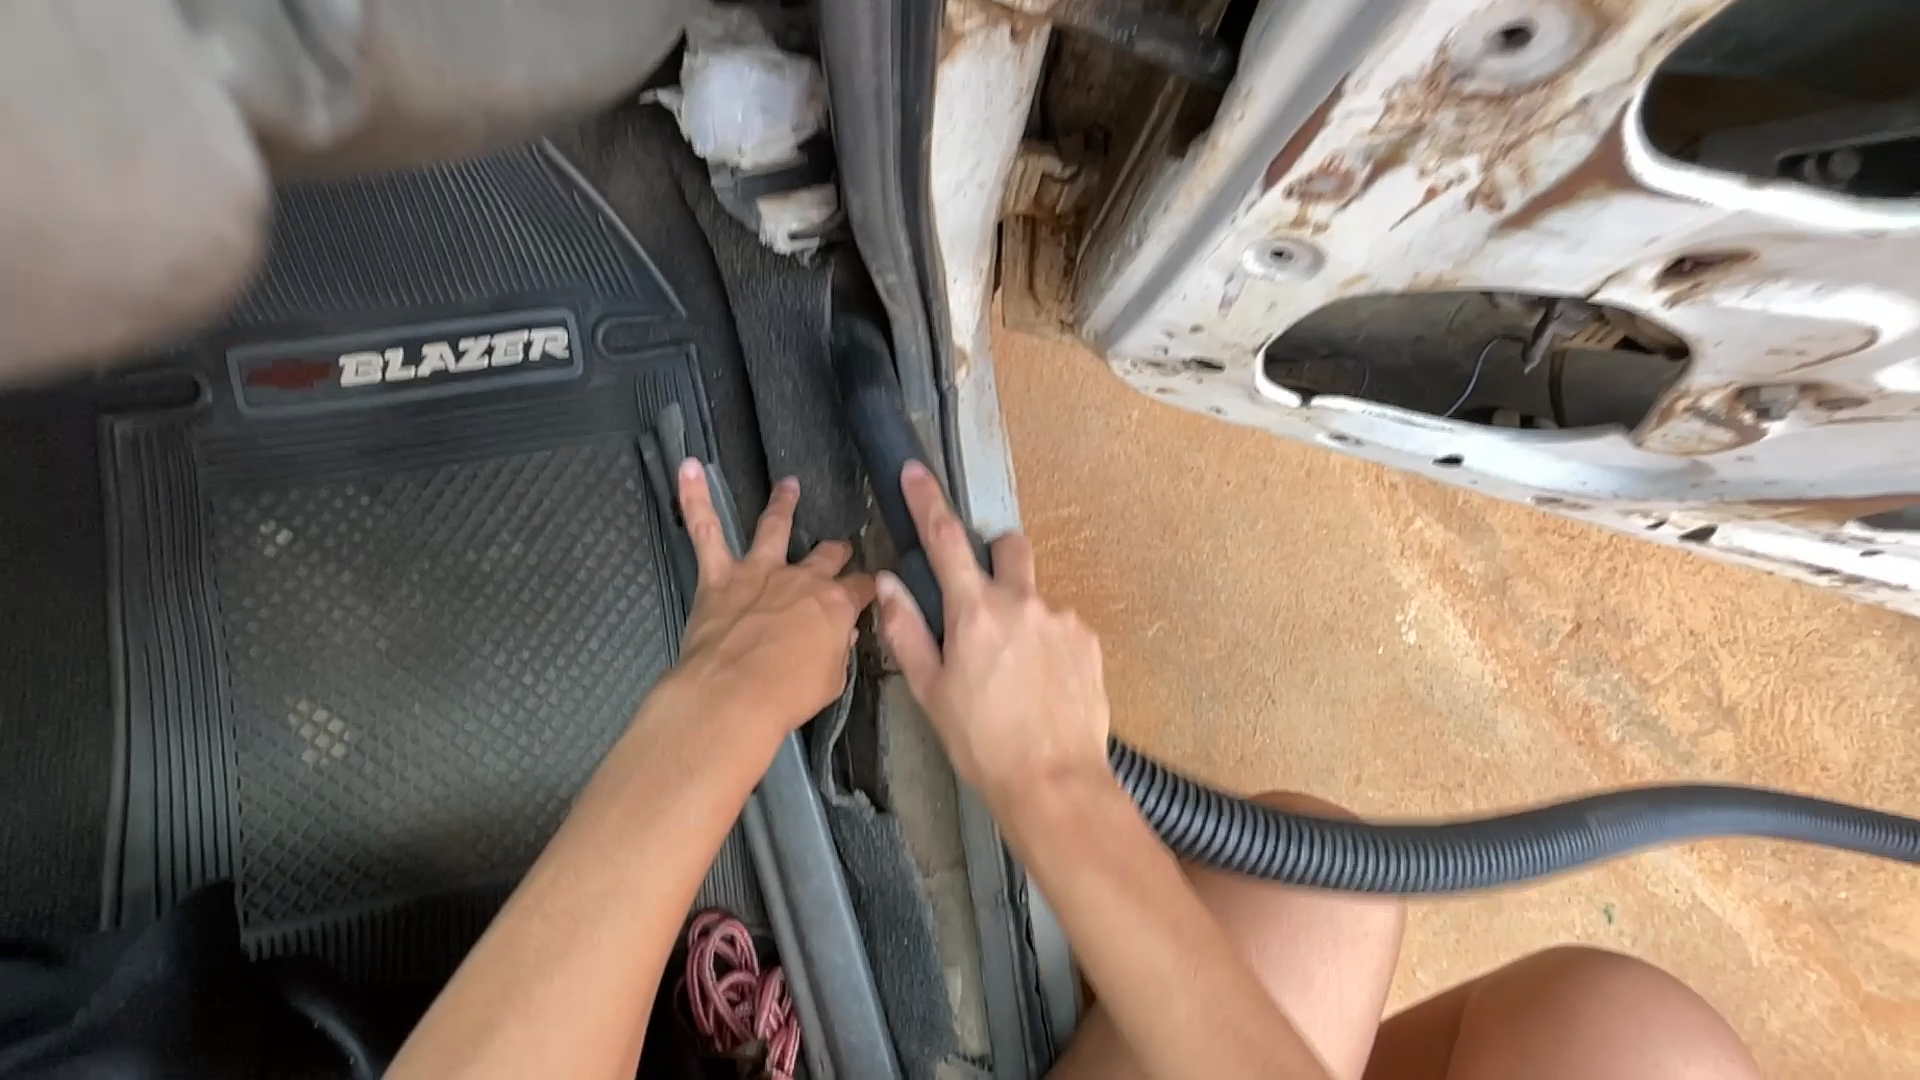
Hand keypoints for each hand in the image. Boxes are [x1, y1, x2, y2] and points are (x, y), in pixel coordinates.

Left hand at [664, 460, 875, 741]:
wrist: (734, 696)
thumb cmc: (789, 695)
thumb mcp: (833, 680)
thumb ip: (839, 651)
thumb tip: (843, 633)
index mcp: (835, 604)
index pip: (862, 588)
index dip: (868, 589)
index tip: (872, 591)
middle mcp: (802, 578)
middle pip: (827, 555)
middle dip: (837, 550)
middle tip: (840, 547)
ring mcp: (759, 572)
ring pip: (773, 527)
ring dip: (783, 503)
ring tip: (789, 485)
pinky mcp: (719, 576)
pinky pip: (705, 530)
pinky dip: (695, 498)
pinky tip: (688, 468)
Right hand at [874, 461, 1111, 808]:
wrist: (1054, 782)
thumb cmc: (981, 742)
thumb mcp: (930, 690)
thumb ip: (906, 629)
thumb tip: (889, 583)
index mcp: (974, 612)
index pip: (944, 538)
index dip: (926, 500)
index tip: (915, 471)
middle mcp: (1022, 601)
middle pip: (1007, 544)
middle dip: (992, 554)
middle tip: (981, 598)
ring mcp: (1061, 617)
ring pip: (1034, 590)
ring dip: (1020, 609)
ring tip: (1014, 666)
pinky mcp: (1087, 638)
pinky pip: (1060, 621)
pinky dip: (1045, 637)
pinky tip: (1040, 680)